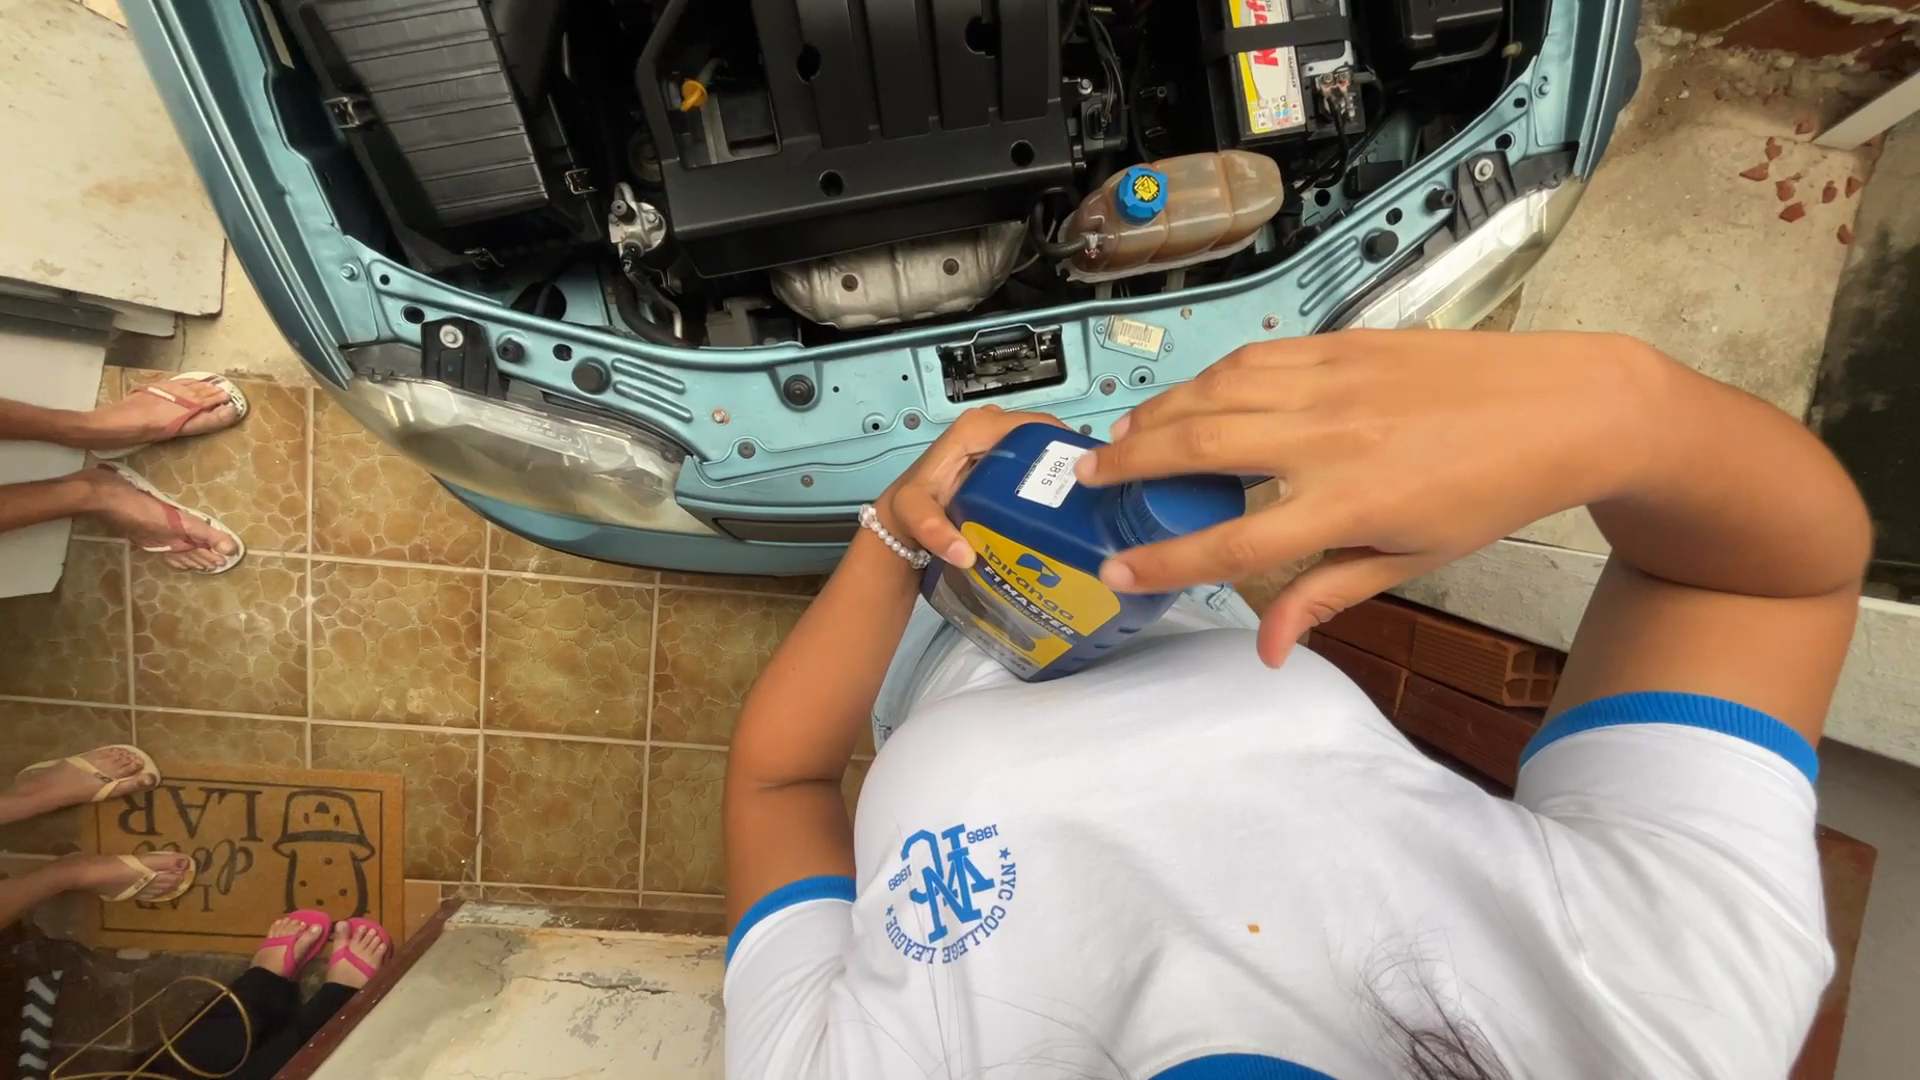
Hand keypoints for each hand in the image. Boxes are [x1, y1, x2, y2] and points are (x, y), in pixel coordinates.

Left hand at [877, 405, 1070, 567]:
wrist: (902, 523)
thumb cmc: (909, 511)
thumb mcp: (915, 514)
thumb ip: (933, 531)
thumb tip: (964, 553)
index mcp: (975, 428)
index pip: (1034, 426)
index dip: (1063, 448)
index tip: (1087, 478)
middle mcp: (989, 428)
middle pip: (1044, 438)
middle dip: (1068, 463)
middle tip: (1090, 496)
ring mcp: (997, 443)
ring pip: (1042, 451)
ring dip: (1061, 472)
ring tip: (1084, 501)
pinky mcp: (1000, 460)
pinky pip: (1033, 461)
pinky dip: (1049, 479)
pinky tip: (1063, 503)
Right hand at [1074, 329, 1665, 663]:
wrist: (1571, 406)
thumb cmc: (1490, 493)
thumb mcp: (1409, 561)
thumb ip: (1324, 597)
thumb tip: (1269, 648)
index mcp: (1350, 504)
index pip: (1232, 543)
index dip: (1164, 561)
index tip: (1115, 569)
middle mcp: (1331, 439)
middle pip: (1200, 449)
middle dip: (1129, 467)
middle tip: (1086, 478)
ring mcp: (1333, 382)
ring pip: (1214, 394)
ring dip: (1155, 416)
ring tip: (1119, 438)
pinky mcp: (1341, 344)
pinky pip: (1250, 358)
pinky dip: (1203, 379)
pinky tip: (1183, 397)